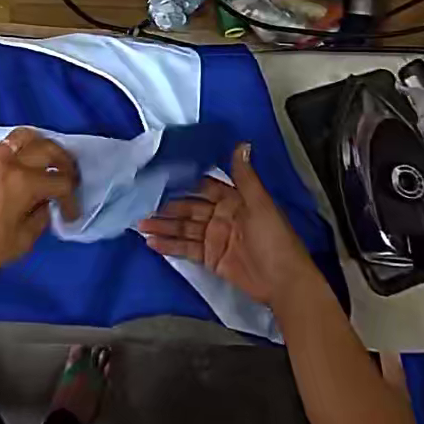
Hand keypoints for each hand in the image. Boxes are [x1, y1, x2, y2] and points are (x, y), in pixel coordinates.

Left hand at [0, 127, 80, 291]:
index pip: (61, 183)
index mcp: (26, 185)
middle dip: (67, 166)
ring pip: (30, 137)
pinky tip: (30, 160)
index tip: (70, 215)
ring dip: (46, 147)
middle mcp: (14, 165)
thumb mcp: (24, 241)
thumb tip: (47, 204)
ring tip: (52, 163)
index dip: (71, 200)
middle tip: (70, 182)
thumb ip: (42, 218)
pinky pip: (11, 141)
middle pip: (51, 151)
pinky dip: (26, 145)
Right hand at [139, 143, 320, 308]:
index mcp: (236, 200)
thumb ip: (245, 176)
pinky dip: (169, 245)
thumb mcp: (260, 203)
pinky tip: (152, 242)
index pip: (206, 187)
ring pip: (185, 228)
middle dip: (168, 206)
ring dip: (164, 226)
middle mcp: (223, 216)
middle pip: (191, 208)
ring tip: (140, 224)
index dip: (186, 183)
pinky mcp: (211, 258)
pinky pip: (187, 249)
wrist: (283, 279)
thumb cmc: (274, 238)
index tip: (163, 176)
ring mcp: (215, 238)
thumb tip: (242, 143)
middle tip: (143, 203)